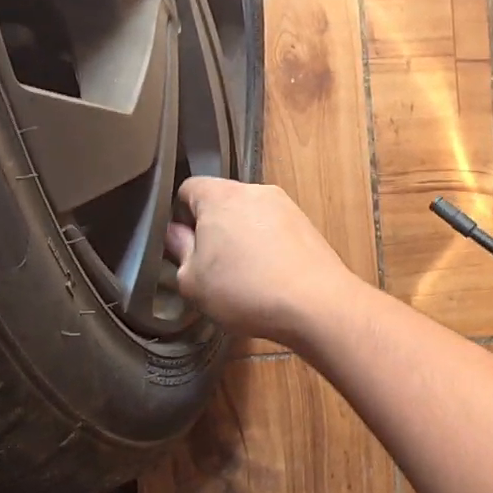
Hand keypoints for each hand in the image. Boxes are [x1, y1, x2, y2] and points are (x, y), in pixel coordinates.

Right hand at [164, 177, 358, 342]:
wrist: (316, 303)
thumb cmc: (246, 290)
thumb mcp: (192, 280)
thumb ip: (178, 250)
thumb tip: (176, 233)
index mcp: (221, 195)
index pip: (188, 189)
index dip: (180, 216)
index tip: (184, 245)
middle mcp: (256, 191)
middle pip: (222, 202)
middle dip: (214, 230)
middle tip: (212, 267)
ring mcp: (287, 207)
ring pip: (251, 218)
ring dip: (243, 241)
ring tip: (245, 278)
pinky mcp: (308, 227)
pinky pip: (276, 232)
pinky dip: (269, 249)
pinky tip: (269, 279)